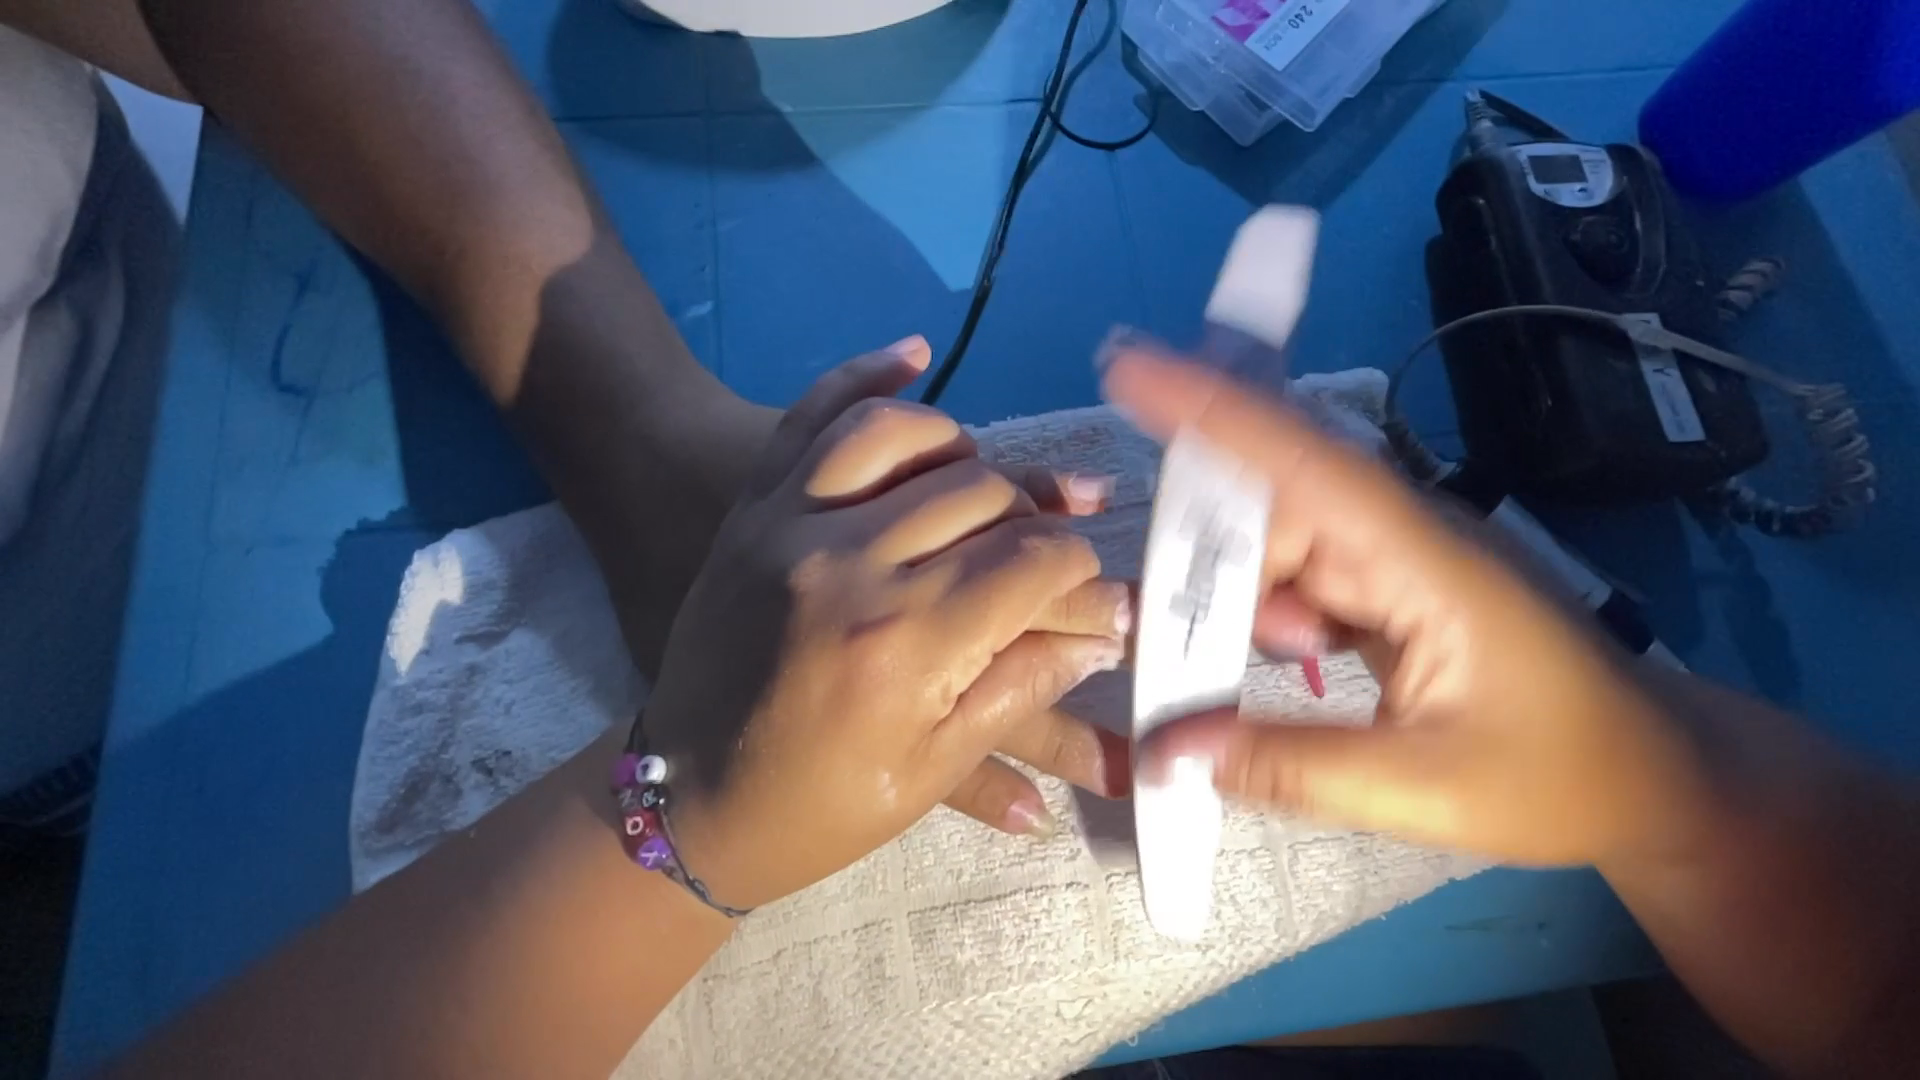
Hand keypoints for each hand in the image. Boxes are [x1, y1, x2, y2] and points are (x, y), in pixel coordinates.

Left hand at [642, 341, 1124, 909]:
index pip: (1034, 563)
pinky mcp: (756, 507)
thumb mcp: (928, 773)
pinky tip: (911, 354)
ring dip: (969, 453)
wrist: (682, 799)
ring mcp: (794, 522)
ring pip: (912, 438)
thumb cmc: (816, 806)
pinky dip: (865, 376)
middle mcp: (853, 563)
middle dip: (1038, 520)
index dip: (1080, 573)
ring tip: (990, 488)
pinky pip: (814, 416)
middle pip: (985, 494)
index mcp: (905, 642)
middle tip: (1048, 555)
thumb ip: (1019, 689)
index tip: (1093, 596)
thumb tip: (1099, 632)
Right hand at [1104, 348, 1715, 867]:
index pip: (1300, 461)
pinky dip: (1269, 613)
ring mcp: (1389, 554)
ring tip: (1286, 665)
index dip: (1212, 410)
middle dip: (1214, 562)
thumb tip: (1165, 750)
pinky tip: (1300, 656)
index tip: (1129, 366)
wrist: (1664, 777)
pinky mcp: (1383, 582)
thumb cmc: (1565, 777)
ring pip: (1273, 544)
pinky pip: (1294, 575)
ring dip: (1247, 600)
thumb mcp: (1424, 791)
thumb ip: (1287, 766)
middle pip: (1266, 507)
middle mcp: (1395, 533)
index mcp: (1419, 558)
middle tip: (1189, 636)